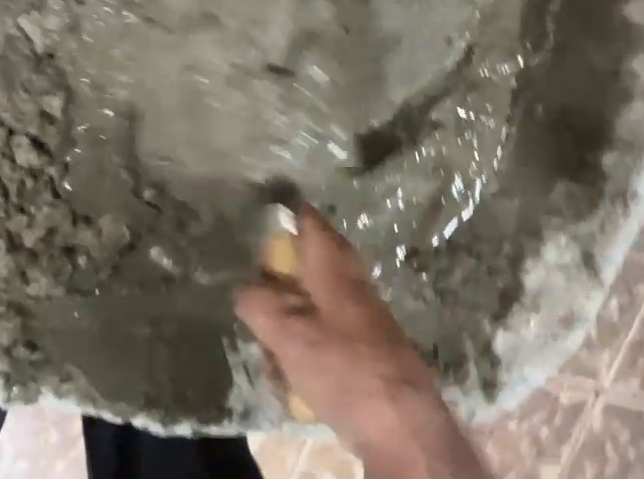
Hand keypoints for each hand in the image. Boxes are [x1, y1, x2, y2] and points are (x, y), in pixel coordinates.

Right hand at [234, 204, 488, 478]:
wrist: (402, 427)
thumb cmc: (343, 367)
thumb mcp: (287, 332)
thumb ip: (256, 302)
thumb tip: (242, 289)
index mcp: (333, 260)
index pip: (302, 216)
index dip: (273, 216)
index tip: (244, 230)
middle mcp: (347, 277)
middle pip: (297, 265)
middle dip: (270, 290)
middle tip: (253, 315)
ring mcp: (356, 312)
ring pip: (304, 305)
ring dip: (281, 329)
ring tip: (271, 360)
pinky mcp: (360, 345)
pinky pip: (317, 336)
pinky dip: (300, 353)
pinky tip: (292, 383)